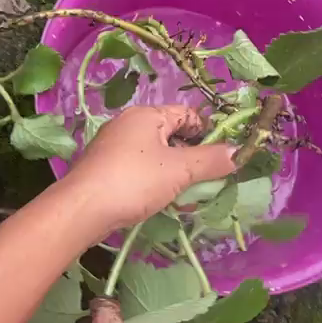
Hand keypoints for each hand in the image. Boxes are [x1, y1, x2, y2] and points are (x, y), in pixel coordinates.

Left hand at [61, 105, 235, 237]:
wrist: (82, 209)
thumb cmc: (134, 181)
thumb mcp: (179, 170)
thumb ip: (211, 160)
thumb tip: (239, 152)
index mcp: (146, 115)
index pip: (187, 114)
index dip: (208, 132)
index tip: (222, 157)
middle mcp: (127, 124)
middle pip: (171, 134)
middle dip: (191, 156)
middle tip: (206, 180)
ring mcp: (112, 146)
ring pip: (155, 154)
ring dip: (174, 172)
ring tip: (185, 194)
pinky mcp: (104, 168)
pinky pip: (138, 169)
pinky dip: (153, 181)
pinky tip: (159, 200)